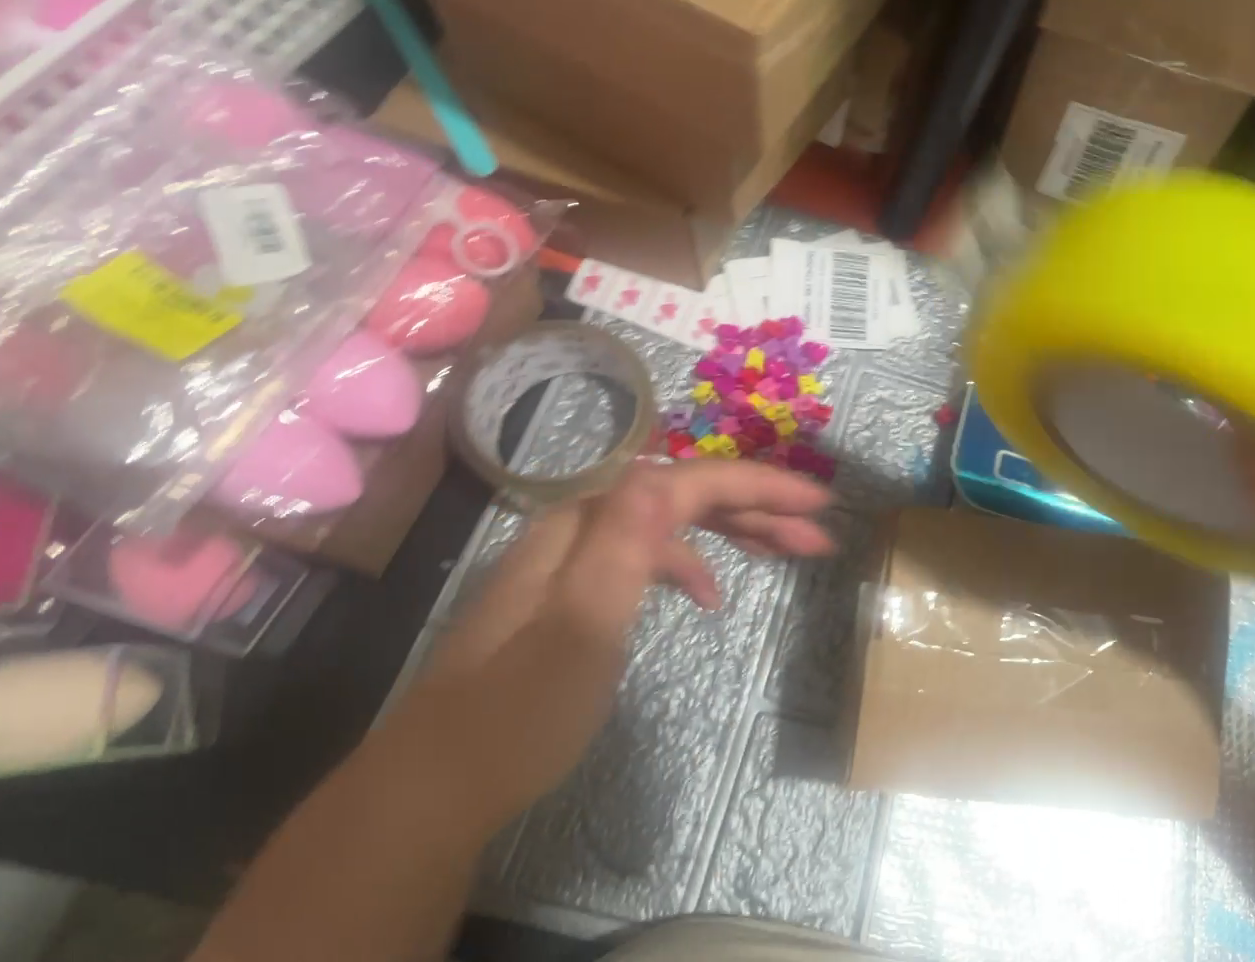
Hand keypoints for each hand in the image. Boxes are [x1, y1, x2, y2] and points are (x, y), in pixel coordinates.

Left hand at [375, 461, 833, 823]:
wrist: (436, 784)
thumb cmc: (518, 714)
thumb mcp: (580, 631)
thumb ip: (621, 548)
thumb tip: (662, 471)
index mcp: (584, 528)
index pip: (686, 483)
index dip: (757, 486)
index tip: (819, 503)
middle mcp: (581, 529)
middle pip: (682, 496)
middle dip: (757, 507)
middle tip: (818, 534)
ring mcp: (575, 561)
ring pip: (669, 524)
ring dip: (732, 531)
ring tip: (788, 551)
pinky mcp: (574, 594)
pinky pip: (649, 557)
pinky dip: (691, 565)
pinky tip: (710, 597)